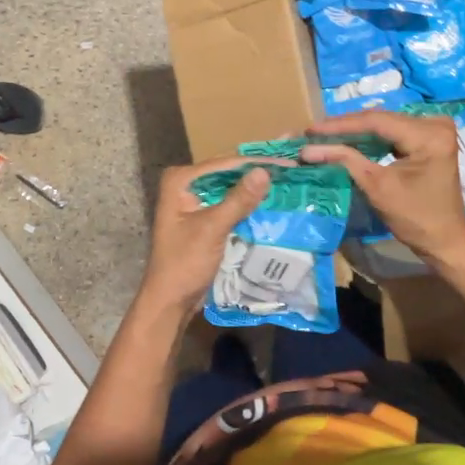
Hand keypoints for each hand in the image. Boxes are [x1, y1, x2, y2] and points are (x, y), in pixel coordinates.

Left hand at [138, 157, 274, 312]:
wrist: (170, 302)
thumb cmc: (184, 264)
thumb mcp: (212, 229)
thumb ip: (238, 200)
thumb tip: (264, 172)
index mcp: (181, 180)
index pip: (225, 164)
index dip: (257, 163)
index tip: (288, 163)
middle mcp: (186, 184)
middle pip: (228, 172)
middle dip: (257, 171)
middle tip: (293, 167)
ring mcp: (194, 201)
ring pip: (230, 187)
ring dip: (255, 187)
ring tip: (289, 180)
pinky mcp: (203, 217)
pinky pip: (230, 202)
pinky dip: (248, 202)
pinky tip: (271, 200)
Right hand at [299, 111, 464, 263]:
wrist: (445, 241)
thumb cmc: (416, 218)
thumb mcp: (377, 187)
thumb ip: (345, 160)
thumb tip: (307, 149)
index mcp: (429, 134)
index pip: (377, 122)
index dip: (340, 125)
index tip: (311, 130)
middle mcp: (434, 124)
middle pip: (381, 120)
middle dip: (345, 127)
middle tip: (312, 132)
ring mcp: (433, 129)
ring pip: (384, 124)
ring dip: (354, 131)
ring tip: (322, 134)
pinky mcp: (428, 138)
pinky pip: (392, 132)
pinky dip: (369, 138)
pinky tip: (345, 139)